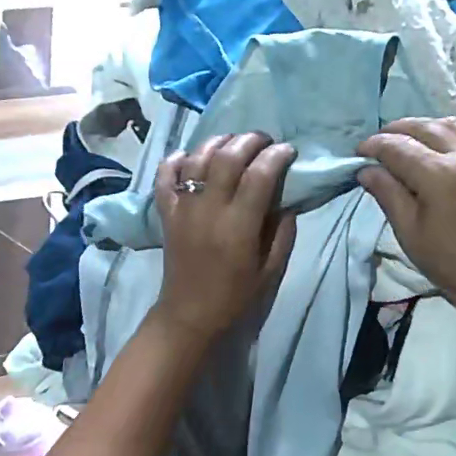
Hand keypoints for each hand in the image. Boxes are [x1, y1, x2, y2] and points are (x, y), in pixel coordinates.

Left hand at [151, 133, 297, 339]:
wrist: (189, 315)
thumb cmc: (235, 297)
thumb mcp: (270, 271)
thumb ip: (282, 233)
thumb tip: (286, 201)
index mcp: (239, 226)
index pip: (259, 175)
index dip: (276, 156)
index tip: (288, 151)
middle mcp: (209, 209)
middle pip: (227, 157)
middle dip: (250, 140)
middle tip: (265, 141)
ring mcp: (184, 208)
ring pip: (197, 159)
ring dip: (218, 142)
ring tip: (234, 141)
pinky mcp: (166, 213)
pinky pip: (166, 176)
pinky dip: (177, 159)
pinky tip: (190, 155)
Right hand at [357, 117, 455, 312]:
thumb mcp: (412, 235)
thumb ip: (389, 196)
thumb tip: (367, 170)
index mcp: (439, 174)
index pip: (396, 146)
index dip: (373, 146)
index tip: (357, 154)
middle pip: (422, 127)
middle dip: (394, 131)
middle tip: (377, 145)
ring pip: (448, 123)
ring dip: (423, 127)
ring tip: (406, 142)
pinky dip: (451, 132)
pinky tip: (443, 147)